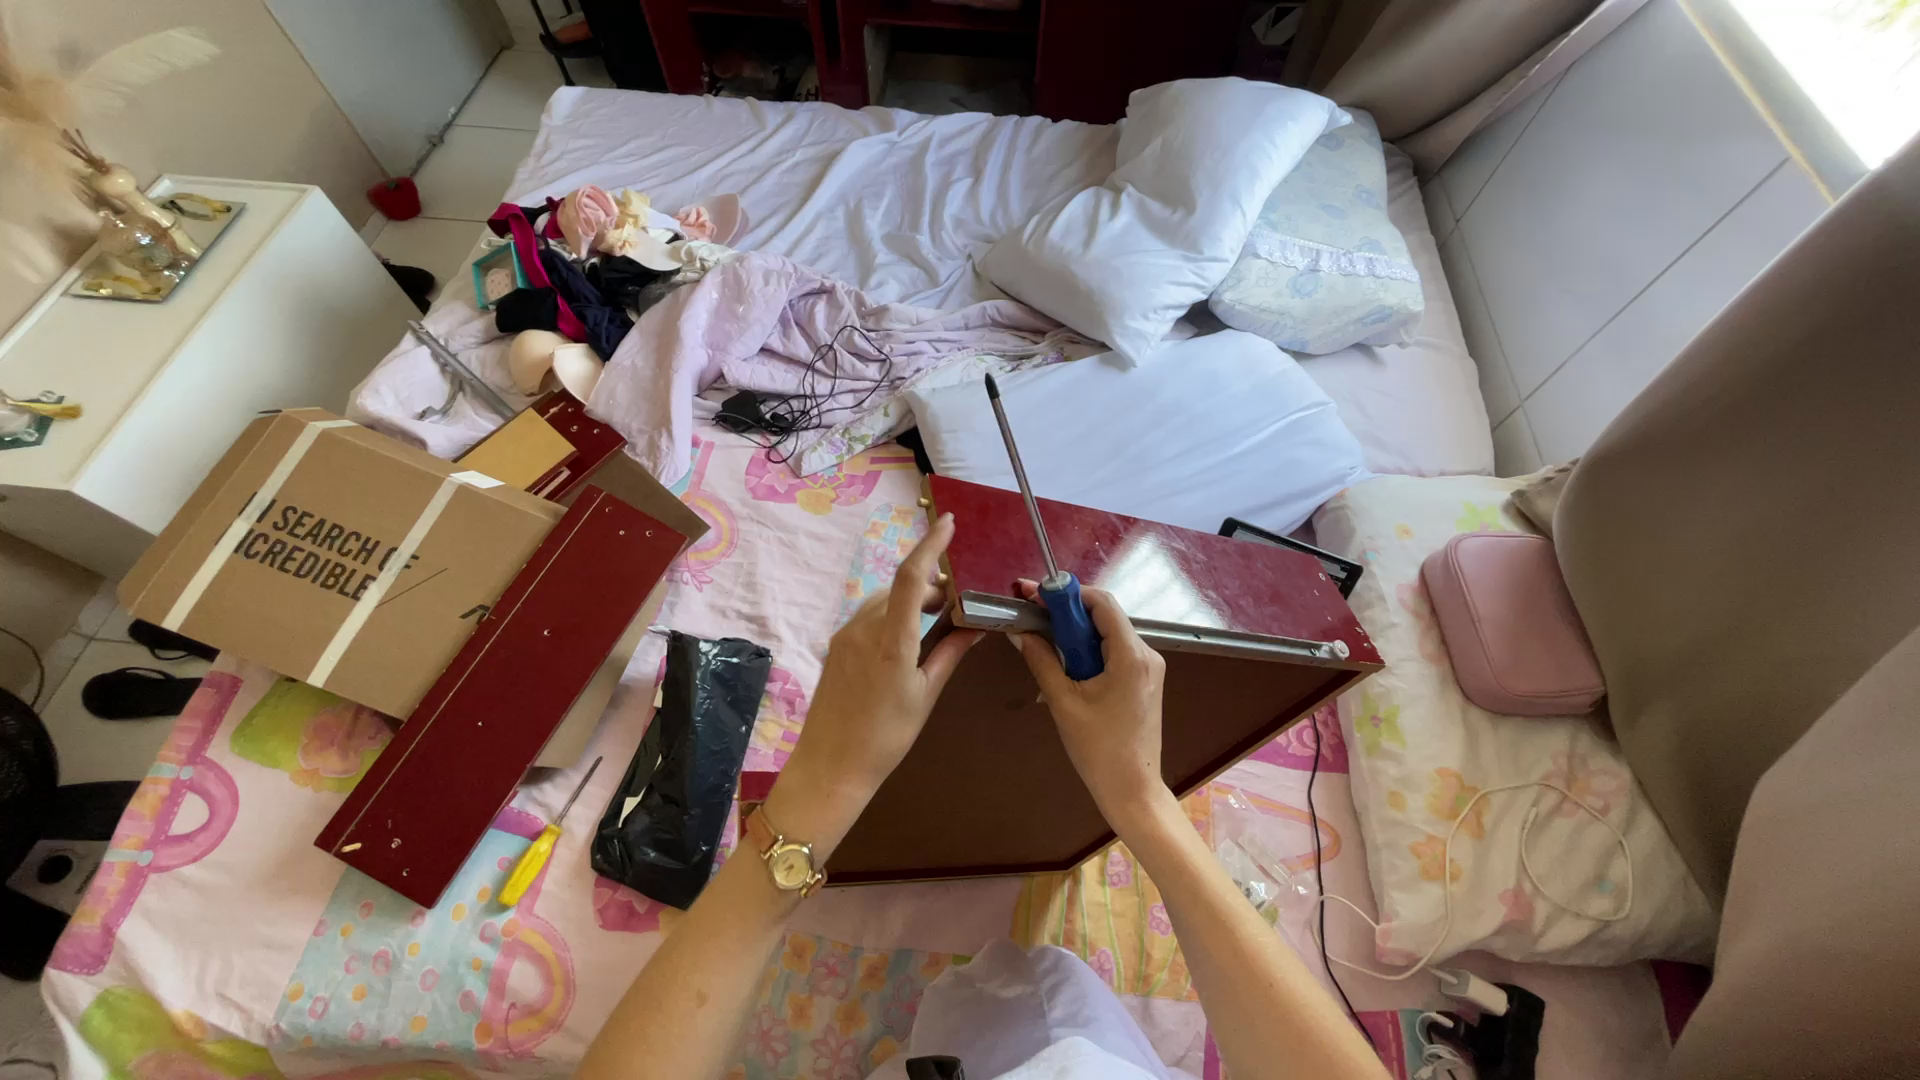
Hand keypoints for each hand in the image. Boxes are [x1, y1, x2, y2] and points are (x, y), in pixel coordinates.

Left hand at [767, 513, 981, 851]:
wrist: (830, 766)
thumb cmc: (885, 738)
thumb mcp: (926, 695)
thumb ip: (951, 653)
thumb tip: (978, 625)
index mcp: (892, 641)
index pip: (913, 577)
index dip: (931, 544)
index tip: (949, 522)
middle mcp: (864, 628)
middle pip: (902, 587)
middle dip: (933, 584)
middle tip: (960, 602)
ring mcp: (845, 634)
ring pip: (885, 599)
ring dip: (913, 599)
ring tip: (938, 619)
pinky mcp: (837, 644)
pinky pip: (870, 614)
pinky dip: (894, 612)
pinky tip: (909, 634)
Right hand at [1011, 582, 1171, 834]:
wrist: (1132, 789)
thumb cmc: (1098, 749)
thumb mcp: (1063, 702)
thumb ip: (1041, 660)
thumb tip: (1019, 631)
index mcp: (1131, 655)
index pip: (1101, 603)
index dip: (1067, 593)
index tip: (1035, 594)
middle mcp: (1146, 654)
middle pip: (1104, 615)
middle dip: (1066, 612)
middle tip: (1030, 611)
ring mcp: (1148, 668)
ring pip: (1107, 633)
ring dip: (1075, 633)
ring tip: (1042, 639)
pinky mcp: (1144, 681)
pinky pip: (1114, 652)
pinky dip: (1088, 651)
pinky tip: (1065, 664)